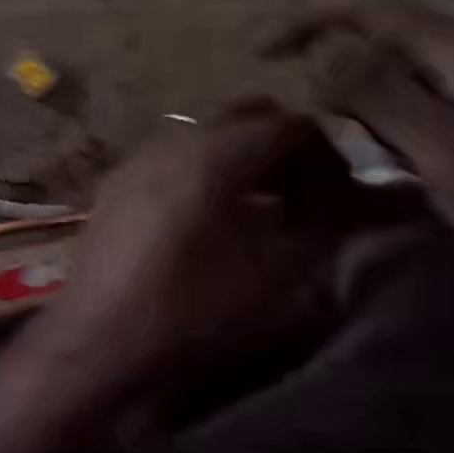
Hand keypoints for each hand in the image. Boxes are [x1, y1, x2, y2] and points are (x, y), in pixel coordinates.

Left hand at [35, 110, 355, 387]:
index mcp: (215, 153)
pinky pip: (174, 157)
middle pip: (244, 117)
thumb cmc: (192, 307)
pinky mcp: (117, 181)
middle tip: (307, 189)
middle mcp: (174, 140)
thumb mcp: (274, 275)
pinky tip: (210, 216)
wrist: (99, 336)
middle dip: (282, 145)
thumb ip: (322, 229)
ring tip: (263, 204)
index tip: (344, 187)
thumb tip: (354, 207)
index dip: (325, 150)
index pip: (286, 124)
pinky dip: (205, 170)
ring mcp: (139, 157)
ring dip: (242, 157)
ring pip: (206, 135)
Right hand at [267, 0, 453, 261]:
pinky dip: (372, 114)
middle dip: (322, 51)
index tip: (263, 52)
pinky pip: (408, 101)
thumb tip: (322, 50)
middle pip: (376, 33)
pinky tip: (366, 149)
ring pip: (389, 68)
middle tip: (285, 94)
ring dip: (346, 87)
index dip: (310, 19)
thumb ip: (386, 97)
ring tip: (316, 127)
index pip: (371, 7)